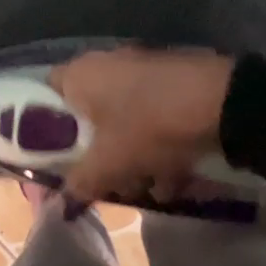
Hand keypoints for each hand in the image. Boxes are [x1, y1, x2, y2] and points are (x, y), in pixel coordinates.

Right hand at [49, 46, 234, 203]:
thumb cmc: (148, 126)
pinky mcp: (172, 82)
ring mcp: (141, 70)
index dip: (45, 131)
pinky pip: (153, 117)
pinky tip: (174, 179)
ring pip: (123, 119)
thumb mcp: (107, 164)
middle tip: (104, 183)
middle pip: (88, 114)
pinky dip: (159, 146)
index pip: (44, 96)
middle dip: (97, 153)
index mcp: (79, 73)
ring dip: (132, 157)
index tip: (56, 161)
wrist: (221, 102)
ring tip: (147, 190)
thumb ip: (79, 183)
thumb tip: (59, 202)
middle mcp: (105, 64)